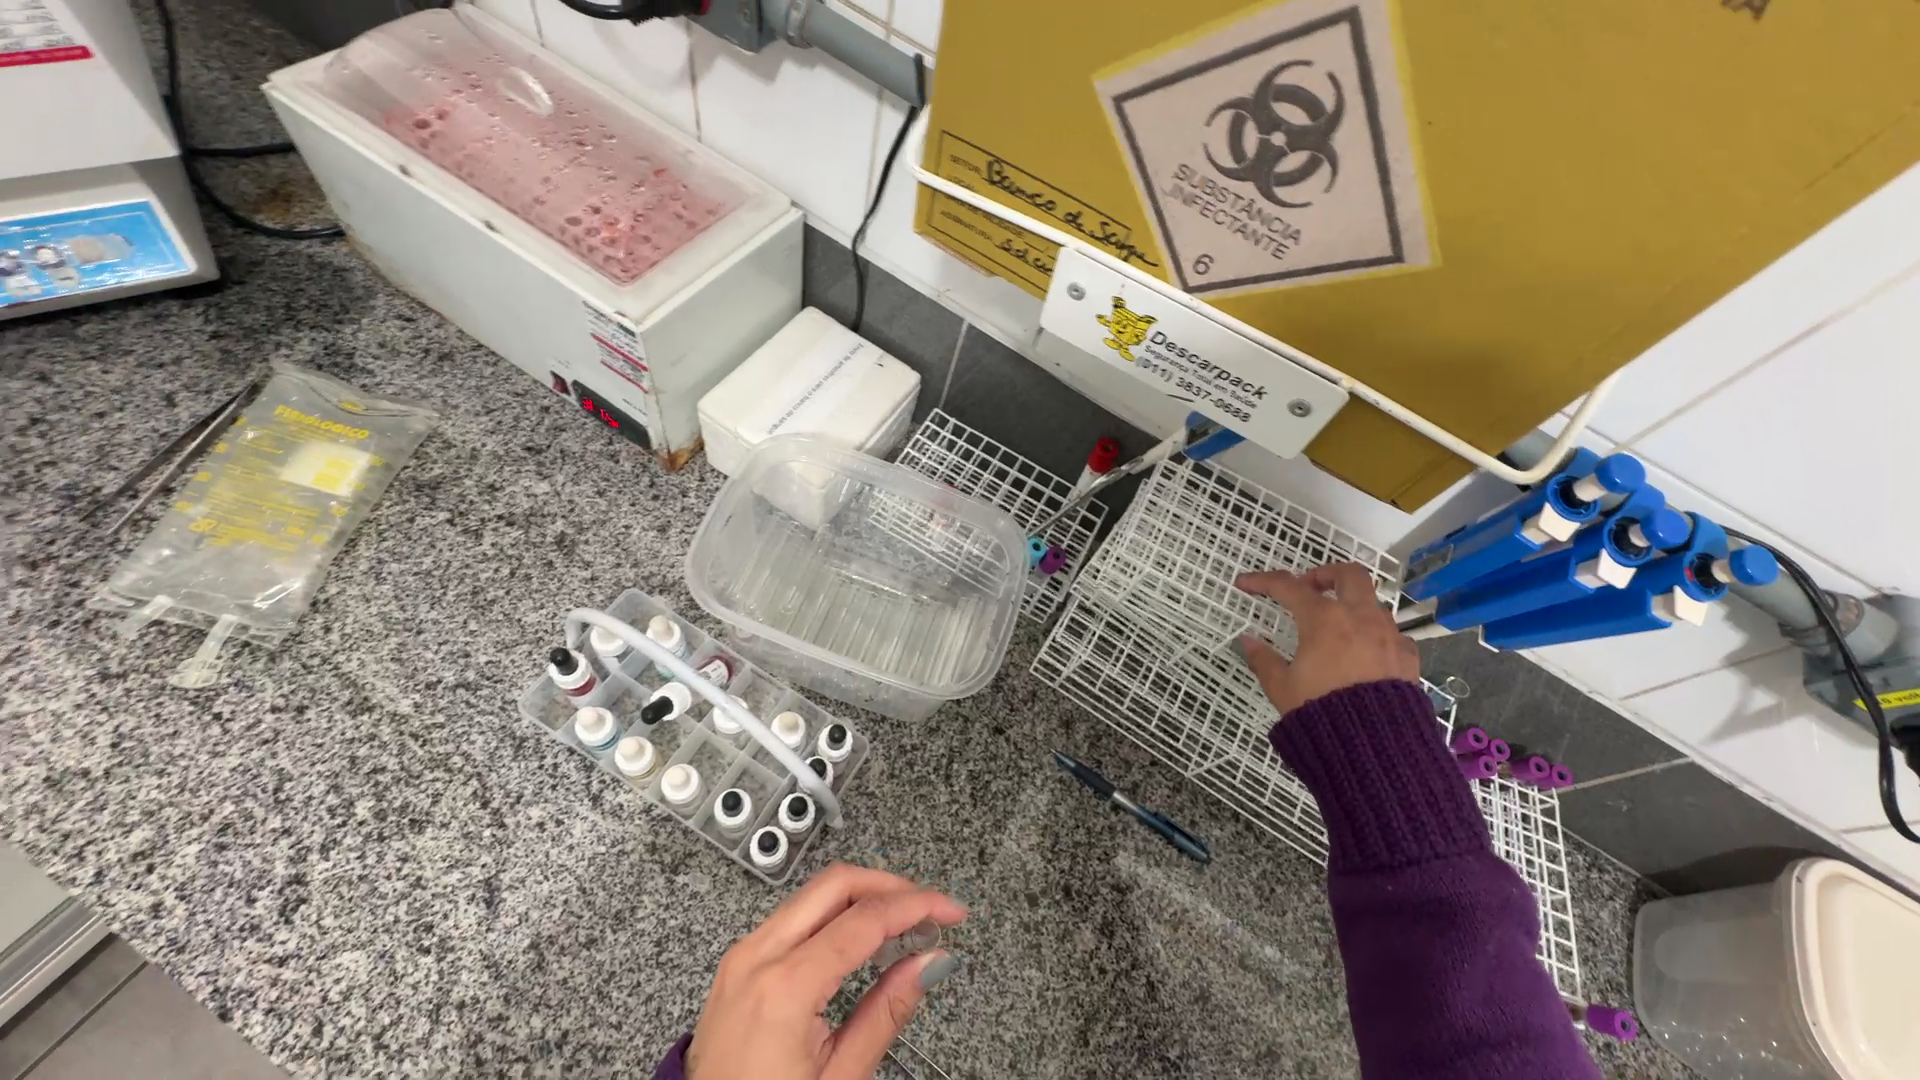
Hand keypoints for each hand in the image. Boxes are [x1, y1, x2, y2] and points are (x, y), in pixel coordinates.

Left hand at [685, 863, 966, 1079]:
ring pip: (814, 893)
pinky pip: (794, 915)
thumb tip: (929, 962)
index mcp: (784, 986)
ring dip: (864, 897)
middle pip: (836, 883)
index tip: (950, 911)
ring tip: (904, 925)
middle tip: (930, 909)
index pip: (864, 918)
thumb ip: (887, 1012)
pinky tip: (862, 938)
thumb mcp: (839, 1079)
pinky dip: (835, 914)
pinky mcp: (739, 963)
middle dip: (891, 886)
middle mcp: (757, 955)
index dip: (916, 905)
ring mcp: (743, 955)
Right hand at [1233, 563, 1418, 714]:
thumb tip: (1247, 641)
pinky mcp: (1407, 656)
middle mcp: (1359, 617)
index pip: (1288, 587)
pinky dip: (1374, 633)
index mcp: (1323, 619)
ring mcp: (1388, 634)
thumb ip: (1263, 660)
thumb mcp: (1281, 687)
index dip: (1262, 581)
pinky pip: (1391, 633)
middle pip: (1349, 575)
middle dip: (1326, 574)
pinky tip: (1364, 652)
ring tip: (1336, 625)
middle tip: (1309, 587)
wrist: (1375, 745)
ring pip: (1373, 602)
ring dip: (1352, 604)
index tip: (1245, 583)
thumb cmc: (1320, 710)